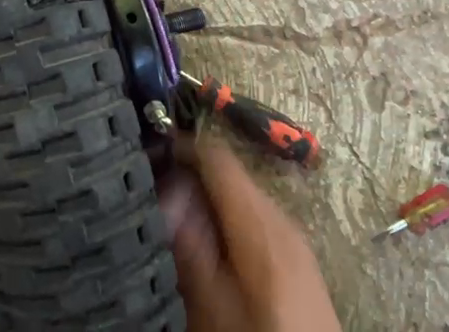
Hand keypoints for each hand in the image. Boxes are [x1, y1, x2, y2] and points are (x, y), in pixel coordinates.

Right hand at [157, 138, 342, 331]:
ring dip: (209, 199)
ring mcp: (295, 236)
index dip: (180, 148)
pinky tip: (214, 249)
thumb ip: (189, 242)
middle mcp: (281, 217)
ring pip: (242, 194)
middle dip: (191, 178)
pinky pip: (257, 216)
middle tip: (157, 198)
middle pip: (229, 174)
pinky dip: (229, 218)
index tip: (150, 157)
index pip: (217, 156)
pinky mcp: (298, 255)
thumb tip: (168, 191)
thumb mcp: (211, 300)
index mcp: (258, 221)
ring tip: (179, 225)